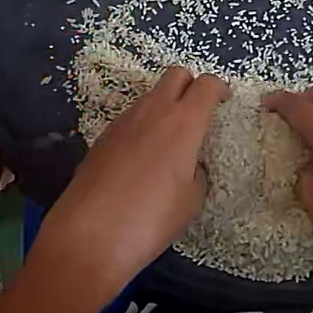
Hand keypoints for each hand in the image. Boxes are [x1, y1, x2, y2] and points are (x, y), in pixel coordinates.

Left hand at [35, 67, 229, 299]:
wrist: (89, 237)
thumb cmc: (151, 219)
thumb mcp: (191, 200)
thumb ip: (197, 171)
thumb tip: (188, 164)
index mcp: (183, 122)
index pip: (206, 84)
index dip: (219, 88)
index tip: (224, 100)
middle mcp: (153, 111)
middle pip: (176, 75)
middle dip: (192, 85)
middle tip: (198, 112)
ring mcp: (123, 121)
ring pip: (151, 96)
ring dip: (165, 106)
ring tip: (170, 141)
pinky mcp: (102, 136)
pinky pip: (131, 118)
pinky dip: (144, 125)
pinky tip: (142, 158)